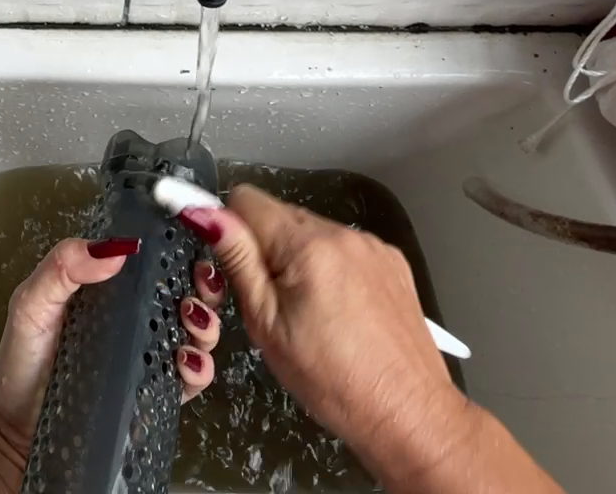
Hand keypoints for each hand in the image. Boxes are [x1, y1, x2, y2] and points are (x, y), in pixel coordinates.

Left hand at [0, 237, 224, 493]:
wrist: (17, 432)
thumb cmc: (22, 360)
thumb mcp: (32, 302)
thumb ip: (64, 266)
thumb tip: (116, 248)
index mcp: (106, 287)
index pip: (148, 259)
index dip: (175, 248)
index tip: (189, 243)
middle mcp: (132, 315)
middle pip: (182, 290)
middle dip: (203, 283)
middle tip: (201, 283)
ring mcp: (146, 354)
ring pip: (193, 330)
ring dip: (205, 322)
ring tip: (191, 319)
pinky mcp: (154, 392)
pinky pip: (189, 378)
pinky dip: (199, 368)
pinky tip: (187, 361)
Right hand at [181, 185, 562, 493]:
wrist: (411, 416)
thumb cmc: (333, 381)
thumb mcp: (266, 325)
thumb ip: (236, 260)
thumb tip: (204, 213)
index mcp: (306, 246)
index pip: (245, 198)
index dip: (228, 227)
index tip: (226, 258)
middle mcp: (341, 233)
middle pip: (278, 214)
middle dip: (264, 247)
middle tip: (270, 299)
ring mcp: (370, 245)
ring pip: (309, 230)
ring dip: (297, 256)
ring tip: (308, 308)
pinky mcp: (390, 260)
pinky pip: (341, 246)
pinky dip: (329, 266)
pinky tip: (338, 308)